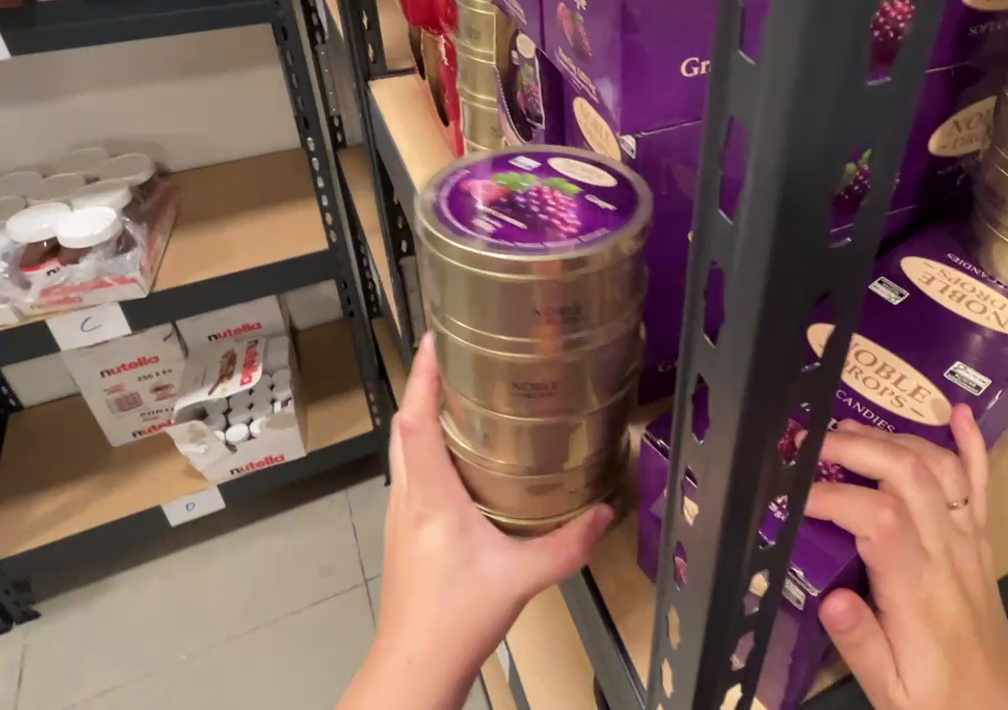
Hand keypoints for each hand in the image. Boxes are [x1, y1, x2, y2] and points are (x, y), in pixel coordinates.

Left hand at [340, 333, 612, 709]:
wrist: (413, 668)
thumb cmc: (457, 618)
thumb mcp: (521, 579)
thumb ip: (567, 545)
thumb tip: (606, 510)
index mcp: (430, 496)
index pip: (416, 423)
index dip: (423, 378)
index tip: (436, 339)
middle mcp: (408, 495)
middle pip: (403, 426)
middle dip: (423, 383)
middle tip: (454, 352)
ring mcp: (401, 511)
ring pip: (403, 446)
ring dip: (422, 410)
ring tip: (457, 386)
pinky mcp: (404, 526)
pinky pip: (409, 467)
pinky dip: (424, 440)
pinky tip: (455, 446)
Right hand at [806, 408, 1007, 709]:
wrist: (1000, 707)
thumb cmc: (936, 697)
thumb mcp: (890, 692)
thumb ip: (860, 645)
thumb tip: (829, 597)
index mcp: (917, 588)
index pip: (878, 518)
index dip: (833, 495)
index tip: (793, 495)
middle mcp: (946, 550)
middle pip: (907, 473)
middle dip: (855, 445)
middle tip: (809, 442)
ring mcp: (967, 536)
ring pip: (937, 465)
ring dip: (892, 436)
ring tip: (847, 429)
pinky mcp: (979, 534)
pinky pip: (980, 481)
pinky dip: (970, 442)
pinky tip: (955, 411)